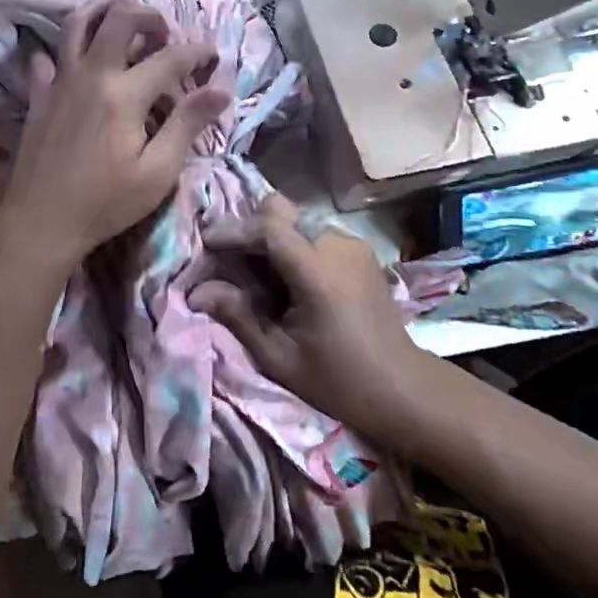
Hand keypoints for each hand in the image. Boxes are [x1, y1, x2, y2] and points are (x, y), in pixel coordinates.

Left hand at [0, 0, 229, 267]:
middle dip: (149, 16)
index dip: (198, 52)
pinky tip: (77, 62)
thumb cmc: (105, 202)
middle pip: (120, 19)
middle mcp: (92, 74)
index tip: (213, 56)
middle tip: (164, 34)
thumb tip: (221, 90)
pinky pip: (47, 56)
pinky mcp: (38, 94)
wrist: (40, 222)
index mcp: (125, 94)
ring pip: (77, 23)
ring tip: (123, 24)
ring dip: (104, 13)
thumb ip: (188, 124)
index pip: (170, 57)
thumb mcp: (158, 171)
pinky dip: (65, 49)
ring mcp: (60, 81)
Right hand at [191, 195, 433, 433]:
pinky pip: (316, 231)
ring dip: (273, 237)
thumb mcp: (278, 357)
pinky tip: (291, 280)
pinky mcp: (360, 249)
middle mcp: (336, 245)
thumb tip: (195, 292)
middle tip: (233, 262)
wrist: (401, 386)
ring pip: (297, 218)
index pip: (267, 227)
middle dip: (252, 229)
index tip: (206, 243)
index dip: (233, 230)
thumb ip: (238, 316)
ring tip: (262, 277)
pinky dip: (295, 244)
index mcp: (317, 272)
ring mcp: (352, 243)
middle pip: (281, 211)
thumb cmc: (337, 380)